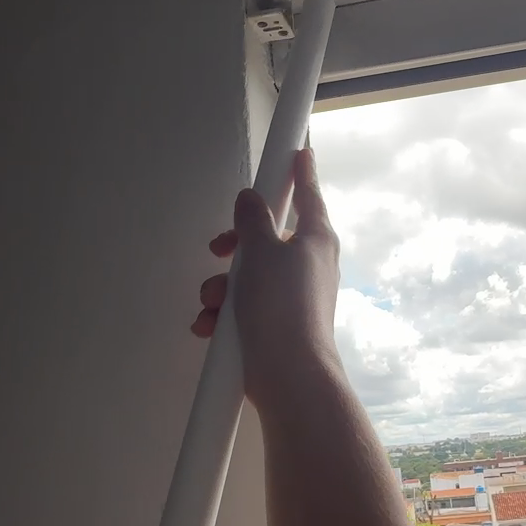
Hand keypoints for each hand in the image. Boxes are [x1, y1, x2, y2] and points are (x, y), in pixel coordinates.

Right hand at [191, 148, 341, 408]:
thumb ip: (253, 220)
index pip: (309, 193)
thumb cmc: (280, 305)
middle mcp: (311, 263)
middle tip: (219, 248)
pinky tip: (209, 326)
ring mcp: (296, 295)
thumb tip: (252, 199)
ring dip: (224, 287)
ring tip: (212, 303)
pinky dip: (227, 314)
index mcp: (316, 238)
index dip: (301, 170)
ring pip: (251, 275)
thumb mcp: (260, 251)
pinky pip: (248, 307)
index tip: (302, 151)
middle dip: (236, 246)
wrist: (289, 374)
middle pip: (269, 236)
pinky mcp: (280, 323)